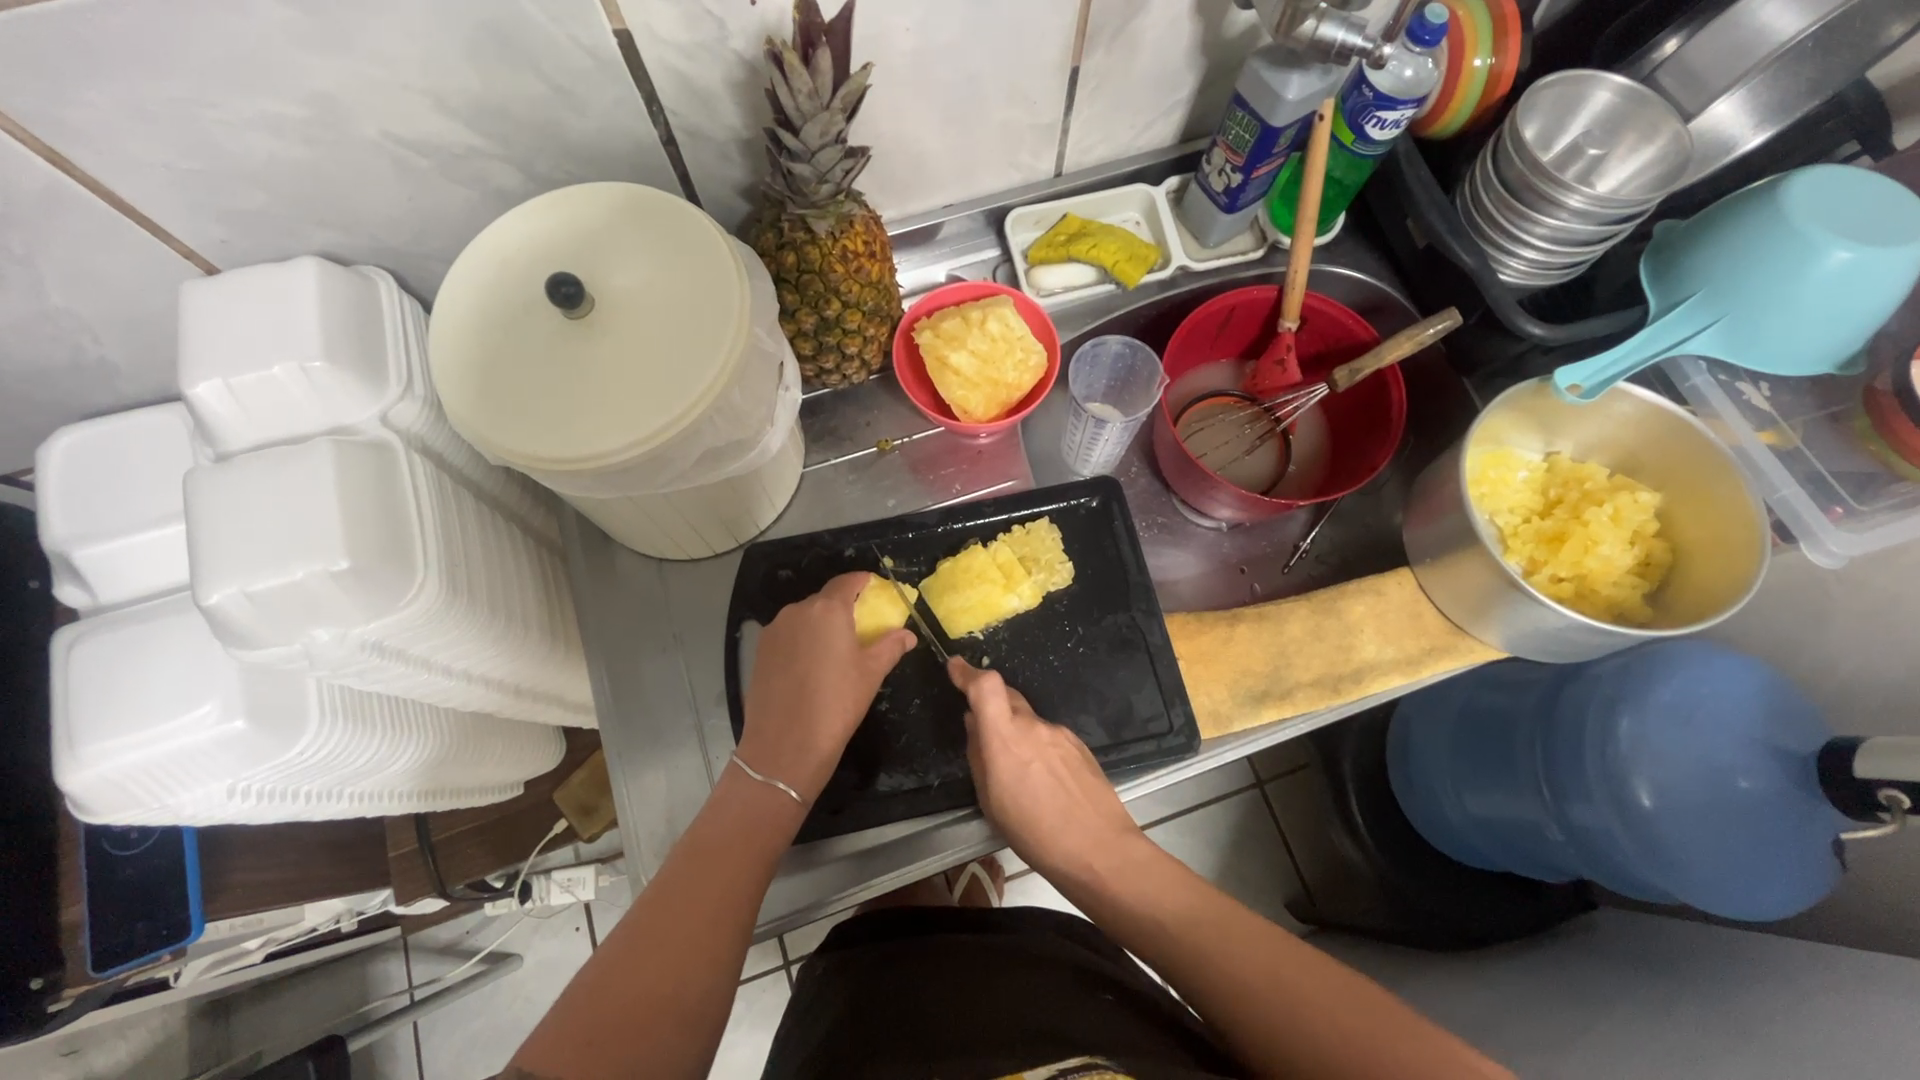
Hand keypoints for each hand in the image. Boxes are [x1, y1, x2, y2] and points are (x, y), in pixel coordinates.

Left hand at [738, 572, 915, 802]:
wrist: (785, 745)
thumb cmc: (837, 704)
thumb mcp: (871, 673)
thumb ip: (890, 646)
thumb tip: (907, 635)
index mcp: (827, 610)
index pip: (847, 582)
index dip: (863, 582)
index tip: (875, 589)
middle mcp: (797, 611)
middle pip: (824, 600)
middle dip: (843, 608)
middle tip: (860, 628)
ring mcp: (774, 631)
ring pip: (803, 619)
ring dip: (820, 627)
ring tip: (835, 652)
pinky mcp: (760, 652)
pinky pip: (788, 637)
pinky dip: (802, 642)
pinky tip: (810, 668)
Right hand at [949, 657, 1146, 881]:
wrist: (1099, 849)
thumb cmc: (1035, 833)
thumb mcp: (991, 802)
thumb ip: (979, 756)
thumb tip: (975, 725)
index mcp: (1005, 738)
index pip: (985, 687)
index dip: (967, 673)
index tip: (955, 667)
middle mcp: (1034, 726)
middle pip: (1008, 697)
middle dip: (992, 707)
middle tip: (984, 734)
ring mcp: (1060, 734)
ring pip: (1030, 722)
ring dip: (1018, 736)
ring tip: (1021, 778)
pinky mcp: (1080, 746)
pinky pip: (1050, 737)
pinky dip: (1040, 750)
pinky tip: (1046, 784)